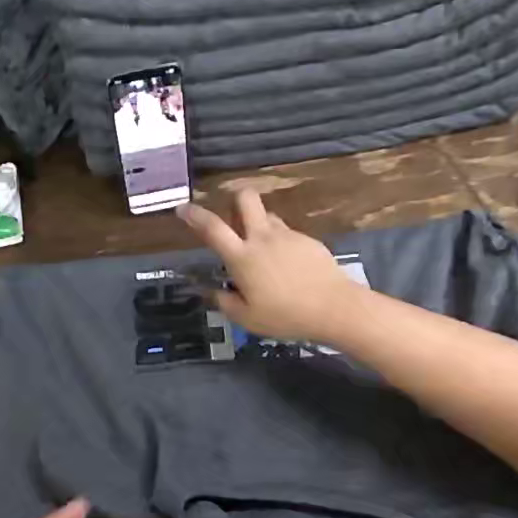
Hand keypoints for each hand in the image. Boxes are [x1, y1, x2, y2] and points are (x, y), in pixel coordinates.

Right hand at [177, 190, 369, 342]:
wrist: (335, 307)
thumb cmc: (286, 316)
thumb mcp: (248, 319)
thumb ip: (226, 302)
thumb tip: (214, 292)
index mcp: (242, 257)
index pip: (212, 228)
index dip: (194, 215)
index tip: (183, 208)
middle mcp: (262, 238)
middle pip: (246, 198)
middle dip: (235, 199)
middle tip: (233, 219)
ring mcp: (288, 235)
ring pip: (267, 215)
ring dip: (259, 225)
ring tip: (262, 253)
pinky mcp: (308, 240)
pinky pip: (287, 233)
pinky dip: (280, 244)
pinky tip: (288, 268)